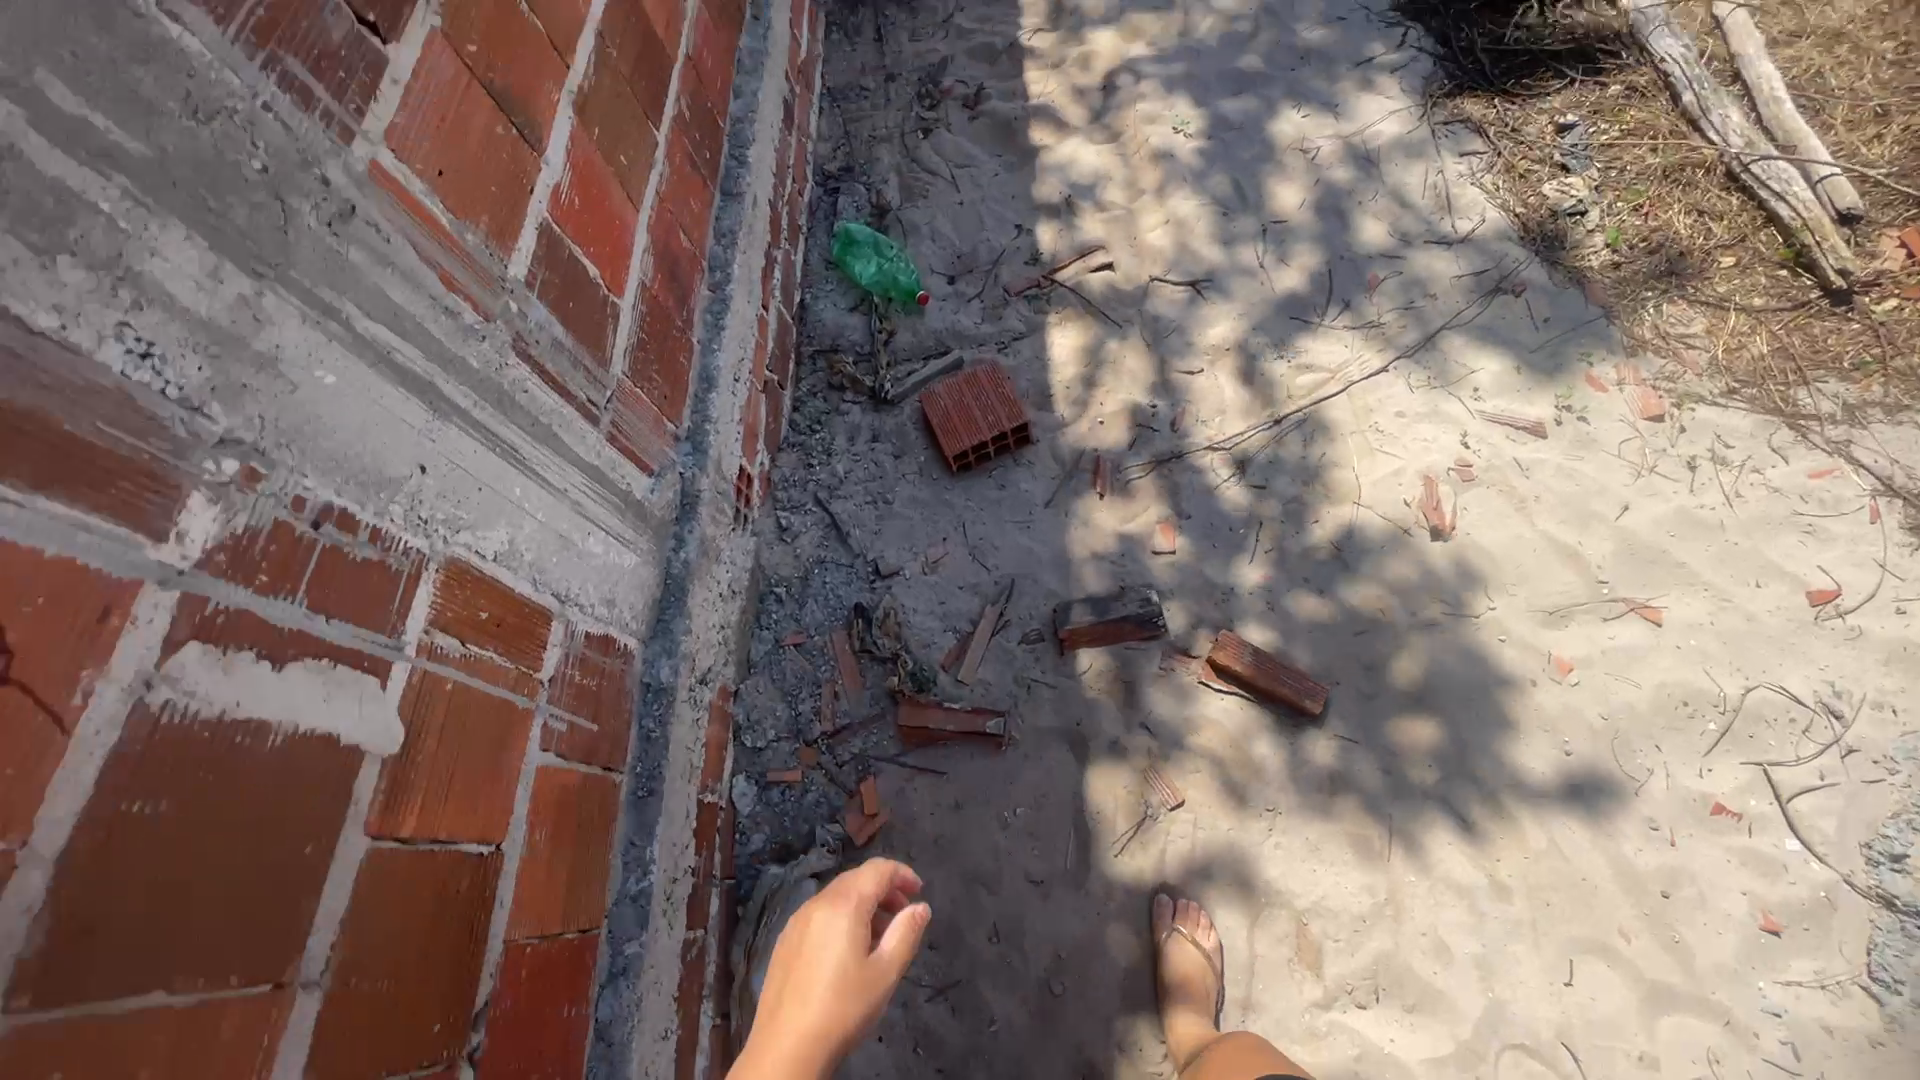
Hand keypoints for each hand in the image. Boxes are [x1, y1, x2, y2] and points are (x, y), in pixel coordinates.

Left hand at [728, 858, 931, 1079]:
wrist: (786, 1048)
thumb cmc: (843, 1009)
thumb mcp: (885, 973)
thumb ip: (906, 933)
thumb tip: (920, 907)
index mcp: (844, 905)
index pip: (877, 869)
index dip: (902, 874)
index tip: (920, 891)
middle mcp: (817, 903)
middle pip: (856, 879)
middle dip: (884, 889)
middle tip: (904, 914)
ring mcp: (797, 921)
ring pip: (837, 896)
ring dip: (864, 904)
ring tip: (880, 936)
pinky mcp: (786, 940)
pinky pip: (820, 914)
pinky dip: (842, 917)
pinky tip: (849, 950)